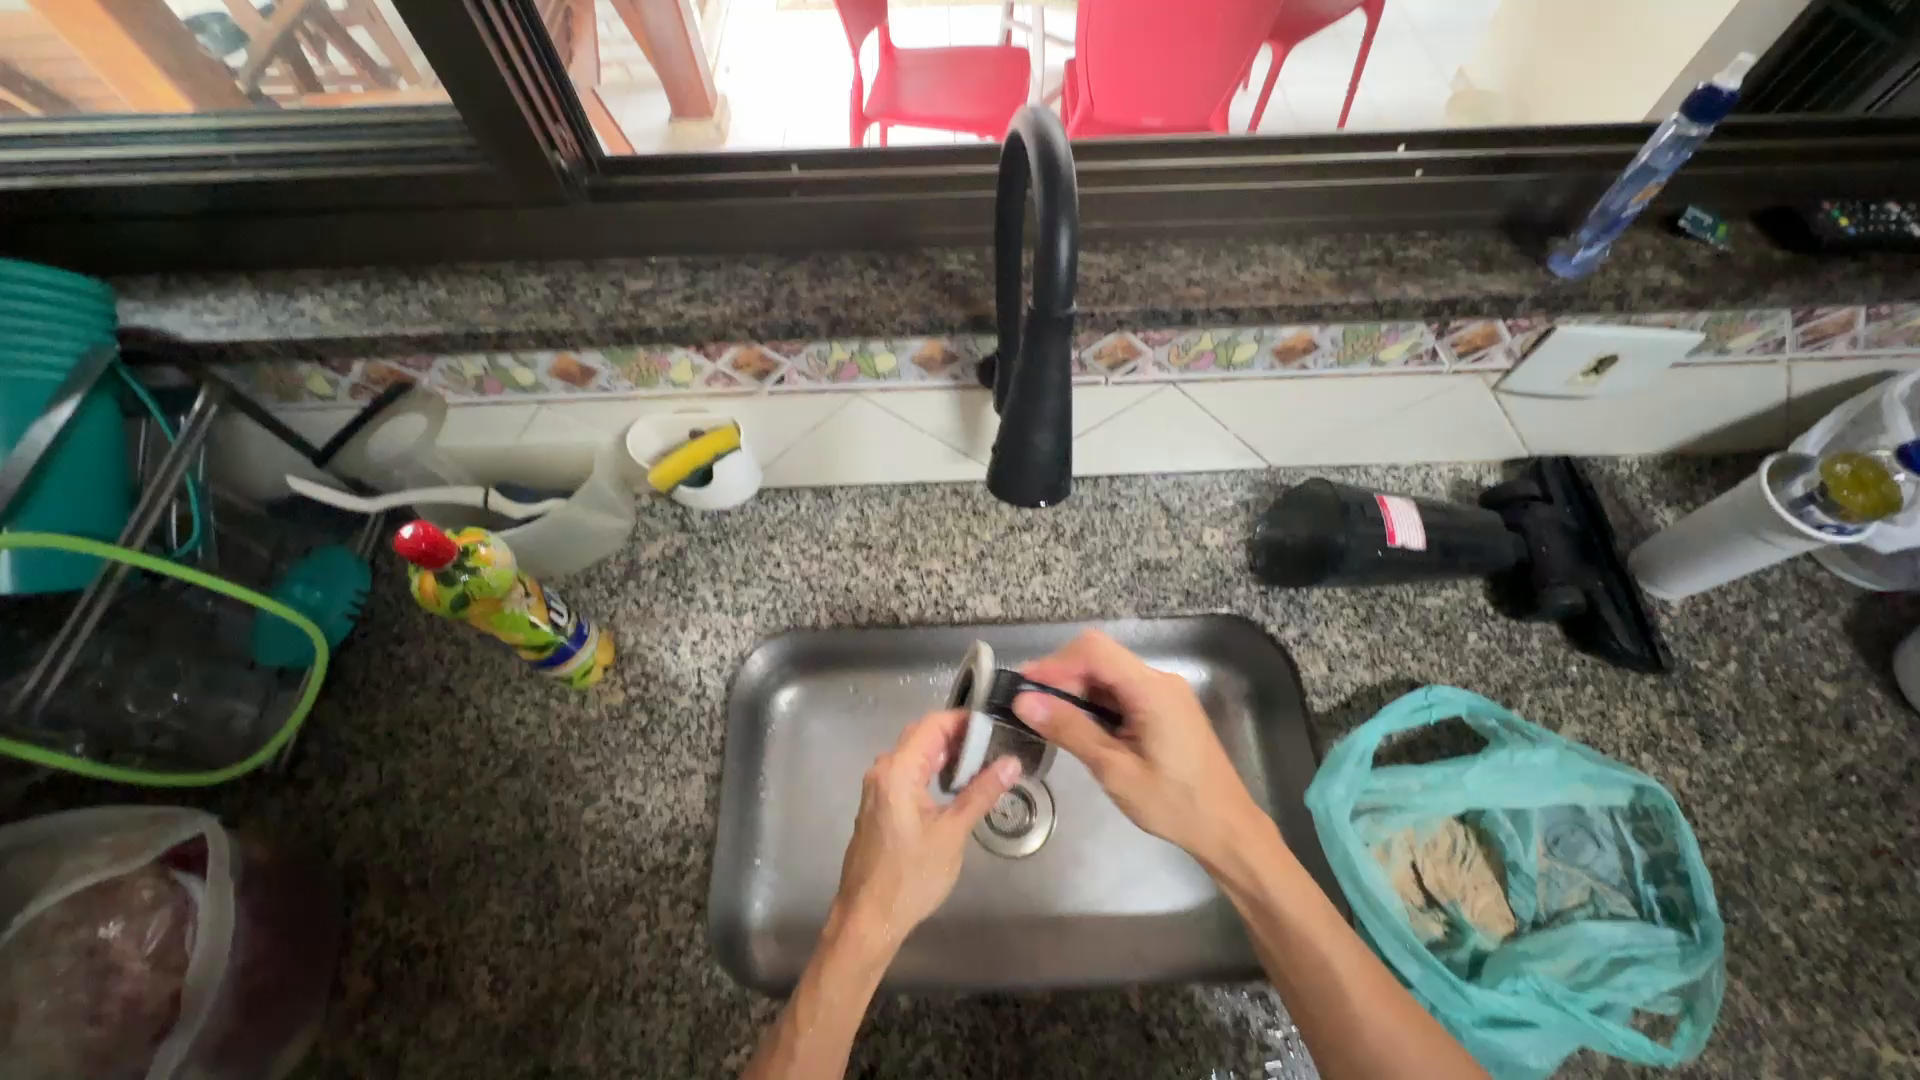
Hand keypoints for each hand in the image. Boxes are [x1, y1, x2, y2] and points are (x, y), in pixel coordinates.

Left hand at [830, 709, 1021, 949]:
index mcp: (898, 770)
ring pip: (916, 755)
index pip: (933, 725)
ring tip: (983, 764)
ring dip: (946, 755)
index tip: (996, 726)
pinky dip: (932, 771)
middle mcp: (883, 771)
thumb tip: (1011, 762)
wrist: (868, 919)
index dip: (965, 720)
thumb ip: (981, 793)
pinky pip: (908, 773)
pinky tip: (956, 786)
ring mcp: (878, 788)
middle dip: (959, 736)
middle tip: (995, 745)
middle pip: (923, 736)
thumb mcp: (952, 833)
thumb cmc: (910, 877)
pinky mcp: (880, 805)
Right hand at [1014, 630, 1271, 868]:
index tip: (1023, 687)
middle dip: (1062, 677)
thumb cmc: (1174, 804)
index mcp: (1152, 690)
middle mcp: (1160, 681)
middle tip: (1031, 708)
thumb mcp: (1115, 770)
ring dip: (1076, 691)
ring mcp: (1165, 693)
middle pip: (1100, 658)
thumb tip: (1025, 702)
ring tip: (1048, 719)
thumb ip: (1071, 730)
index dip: (1054, 663)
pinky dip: (1095, 703)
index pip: (1094, 651)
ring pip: (1109, 674)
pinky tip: (1079, 726)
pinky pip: (1122, 691)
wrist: (1227, 829)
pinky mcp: (1165, 708)